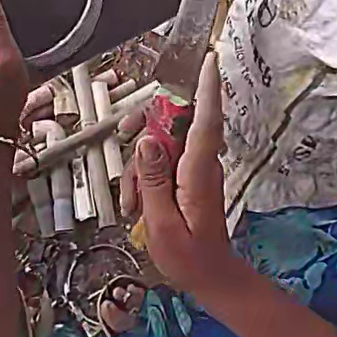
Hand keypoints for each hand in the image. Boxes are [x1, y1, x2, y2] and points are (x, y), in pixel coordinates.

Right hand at [132, 55, 254, 296]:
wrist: (211, 277)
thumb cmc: (189, 257)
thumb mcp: (161, 223)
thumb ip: (153, 180)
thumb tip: (146, 142)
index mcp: (198, 171)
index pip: (206, 121)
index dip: (207, 88)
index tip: (208, 59)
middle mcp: (202, 163)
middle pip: (174, 127)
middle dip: (145, 132)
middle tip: (125, 150)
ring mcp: (196, 168)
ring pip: (163, 144)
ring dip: (141, 167)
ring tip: (132, 201)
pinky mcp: (189, 175)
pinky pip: (165, 160)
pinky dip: (146, 176)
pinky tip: (138, 201)